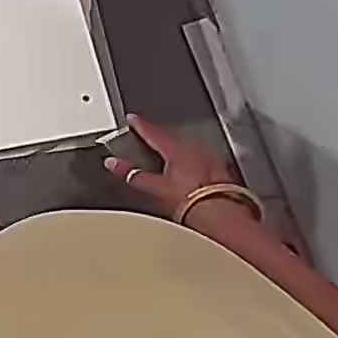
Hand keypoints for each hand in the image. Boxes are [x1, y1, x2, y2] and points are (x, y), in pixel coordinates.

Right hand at [103, 114, 244, 221]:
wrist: (223, 219)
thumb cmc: (192, 202)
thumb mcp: (154, 188)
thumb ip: (131, 174)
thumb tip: (113, 163)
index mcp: (177, 149)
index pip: (153, 132)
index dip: (141, 125)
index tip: (133, 119)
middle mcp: (196, 150)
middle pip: (173, 138)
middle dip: (160, 138)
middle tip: (148, 139)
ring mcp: (212, 160)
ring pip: (190, 149)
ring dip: (178, 152)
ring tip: (168, 161)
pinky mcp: (224, 173)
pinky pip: (204, 162)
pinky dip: (194, 165)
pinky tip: (191, 176)